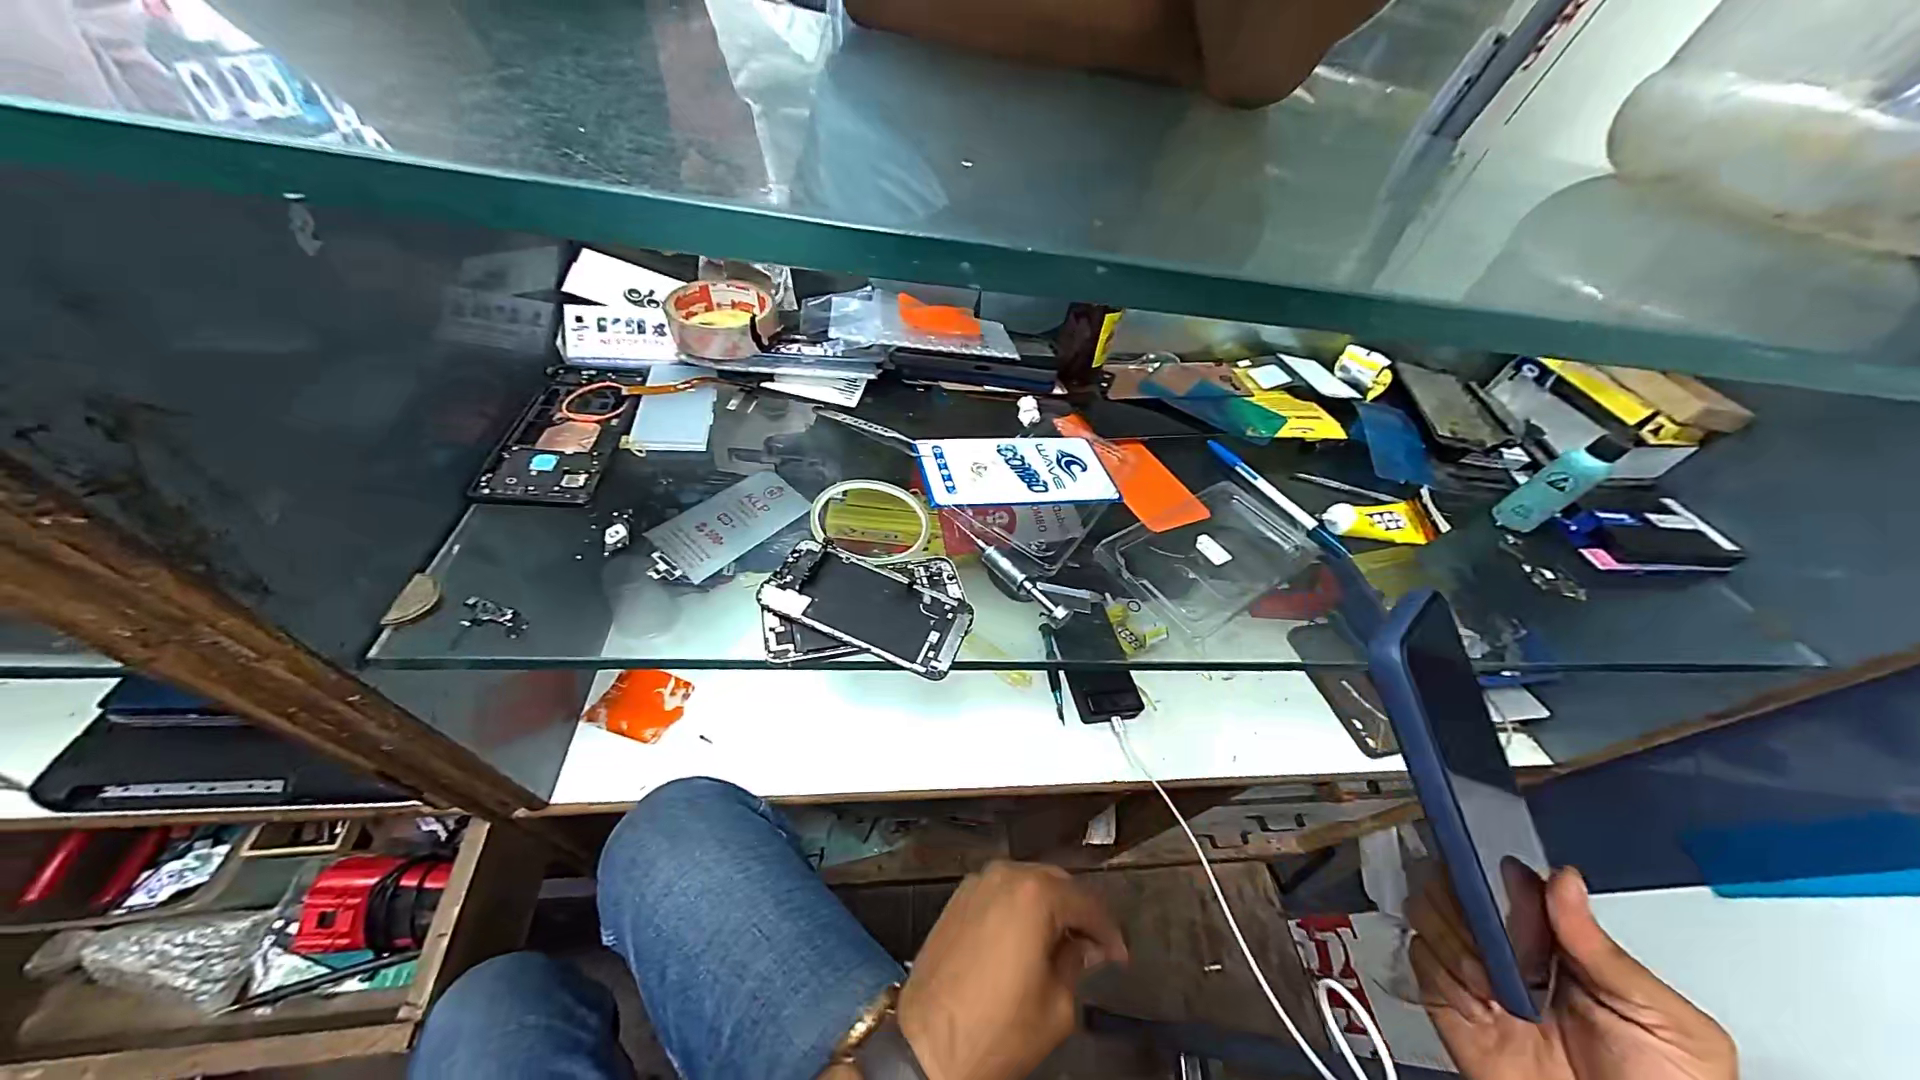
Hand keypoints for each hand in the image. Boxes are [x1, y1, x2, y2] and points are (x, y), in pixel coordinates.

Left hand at [897, 861, 1127, 1079]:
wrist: (926, 1045)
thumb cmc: (997, 1028)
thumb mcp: (1056, 1005)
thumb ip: (1076, 963)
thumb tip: (1084, 946)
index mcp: (1035, 894)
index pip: (1087, 903)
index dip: (1109, 931)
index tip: (1118, 954)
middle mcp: (1005, 875)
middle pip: (1056, 883)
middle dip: (1078, 913)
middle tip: (1094, 947)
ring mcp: (977, 883)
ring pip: (1026, 883)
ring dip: (1048, 907)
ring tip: (1061, 942)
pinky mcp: (957, 899)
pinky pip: (1000, 892)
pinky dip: (1019, 907)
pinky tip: (1026, 937)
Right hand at [1409, 866, 1736, 1079]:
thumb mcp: (1665, 1025)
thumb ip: (1607, 952)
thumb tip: (1564, 881)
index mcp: (1559, 941)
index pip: (1507, 877)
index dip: (1499, 878)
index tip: (1505, 892)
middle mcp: (1509, 947)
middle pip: (1450, 883)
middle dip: (1463, 906)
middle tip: (1501, 949)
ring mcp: (1474, 970)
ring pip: (1424, 910)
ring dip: (1451, 940)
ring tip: (1492, 985)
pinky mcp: (1445, 997)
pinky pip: (1418, 957)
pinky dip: (1441, 976)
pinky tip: (1479, 1006)